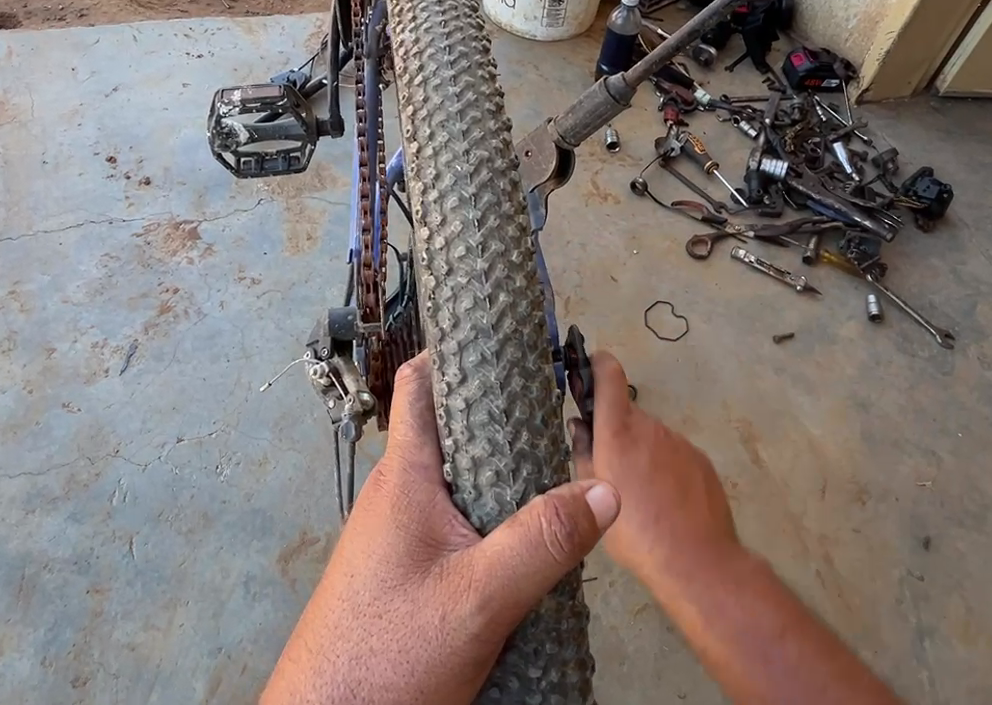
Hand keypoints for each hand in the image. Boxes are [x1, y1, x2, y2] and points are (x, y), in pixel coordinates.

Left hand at [263, 352, 620, 704]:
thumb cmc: (386, 655)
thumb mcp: (478, 598)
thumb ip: (542, 543)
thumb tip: (605, 491)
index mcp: (405, 476)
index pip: (420, 384)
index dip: (456, 350)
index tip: (502, 337)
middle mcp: (397, 494)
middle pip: (448, 430)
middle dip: (496, 416)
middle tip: (551, 410)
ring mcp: (398, 534)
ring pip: (454, 479)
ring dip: (496, 471)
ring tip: (550, 469)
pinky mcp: (404, 571)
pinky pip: (453, 521)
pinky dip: (488, 515)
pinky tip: (524, 538)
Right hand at [570, 351, 739, 586]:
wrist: (697, 561)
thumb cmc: (634, 532)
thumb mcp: (593, 496)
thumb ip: (583, 454)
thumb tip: (580, 426)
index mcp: (617, 431)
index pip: (609, 375)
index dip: (599, 364)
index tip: (591, 366)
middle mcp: (649, 427)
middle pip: (628, 415)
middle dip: (617, 432)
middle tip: (612, 469)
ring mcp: (679, 442)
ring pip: (651, 438)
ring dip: (642, 453)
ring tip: (642, 495)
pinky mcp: (700, 460)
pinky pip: (674, 455)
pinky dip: (666, 468)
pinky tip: (668, 502)